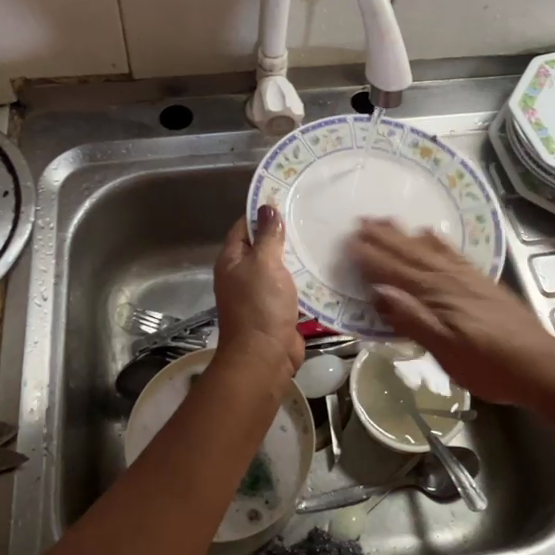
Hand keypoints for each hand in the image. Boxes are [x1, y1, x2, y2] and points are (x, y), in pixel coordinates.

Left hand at [212, 206, 304, 376]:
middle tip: (310, 216)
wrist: (265, 357)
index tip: (286, 198)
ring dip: (296, 257)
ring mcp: (259, 293)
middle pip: (262, 246)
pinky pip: (290, 287)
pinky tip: (322, 268)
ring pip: (278, 267)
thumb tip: (266, 208)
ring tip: (320, 238)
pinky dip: (303, 279)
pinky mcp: (276, 309)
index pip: (244, 226)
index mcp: (231, 260)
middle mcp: (242, 274)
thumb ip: (267, 236)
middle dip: (283, 234)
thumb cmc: (260, 305)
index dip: (262, 212)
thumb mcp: (264, 263)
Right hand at [348, 219, 554, 404]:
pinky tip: (429, 235)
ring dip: (403, 234)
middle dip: (382, 238)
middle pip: (408, 253)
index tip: (348, 242)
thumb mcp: (446, 351)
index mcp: (435, 295)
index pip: (394, 271)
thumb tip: (379, 291)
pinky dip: (434, 241)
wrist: (541, 366)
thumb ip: (413, 319)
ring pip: (426, 248)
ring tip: (384, 220)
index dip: (369, 257)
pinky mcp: (480, 282)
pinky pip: (450, 253)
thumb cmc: (490, 366)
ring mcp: (465, 278)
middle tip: (359, 221)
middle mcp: (448, 279)